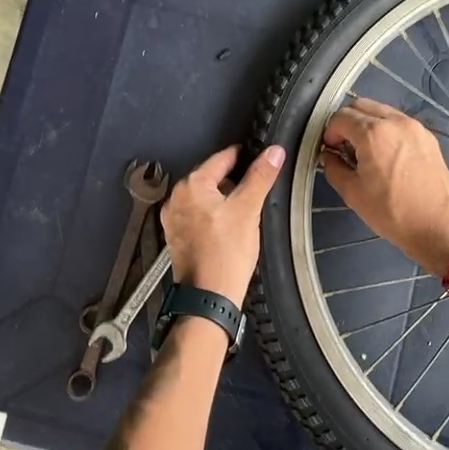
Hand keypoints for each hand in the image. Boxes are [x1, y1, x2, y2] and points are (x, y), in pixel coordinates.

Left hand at [160, 144, 285, 304]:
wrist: (209, 297)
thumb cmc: (226, 255)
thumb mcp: (248, 210)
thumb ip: (260, 177)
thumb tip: (273, 152)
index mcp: (191, 186)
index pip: (222, 158)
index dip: (244, 157)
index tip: (259, 158)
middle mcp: (176, 199)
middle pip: (211, 177)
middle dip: (234, 180)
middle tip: (256, 188)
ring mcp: (174, 220)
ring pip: (205, 198)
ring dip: (224, 199)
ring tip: (245, 210)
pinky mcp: (177, 238)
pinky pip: (199, 216)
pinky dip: (214, 216)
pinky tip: (229, 228)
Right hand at [321, 98, 448, 274]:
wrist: (438, 227)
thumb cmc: (391, 212)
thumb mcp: (353, 194)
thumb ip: (334, 168)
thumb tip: (328, 155)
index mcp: (373, 133)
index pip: (341, 117)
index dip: (329, 132)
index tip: (330, 150)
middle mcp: (395, 121)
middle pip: (361, 106)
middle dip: (347, 122)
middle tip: (344, 147)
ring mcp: (415, 127)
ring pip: (382, 111)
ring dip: (367, 123)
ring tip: (366, 152)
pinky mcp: (429, 137)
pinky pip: (399, 123)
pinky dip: (386, 129)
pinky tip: (386, 155)